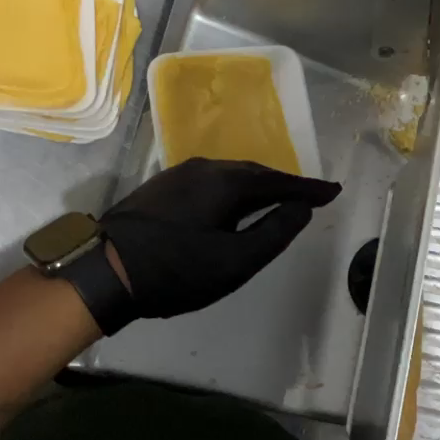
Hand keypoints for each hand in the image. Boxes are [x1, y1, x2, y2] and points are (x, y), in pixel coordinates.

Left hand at [93, 158, 341, 334]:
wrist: (105, 271)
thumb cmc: (176, 271)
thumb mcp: (235, 261)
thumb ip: (274, 233)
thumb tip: (302, 209)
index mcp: (226, 182)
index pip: (279, 182)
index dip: (308, 189)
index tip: (334, 191)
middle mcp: (205, 167)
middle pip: (255, 173)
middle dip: (284, 184)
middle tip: (310, 197)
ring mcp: (179, 174)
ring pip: (231, 176)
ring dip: (258, 187)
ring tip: (278, 200)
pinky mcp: (162, 187)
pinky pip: (212, 182)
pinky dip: (234, 191)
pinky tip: (234, 205)